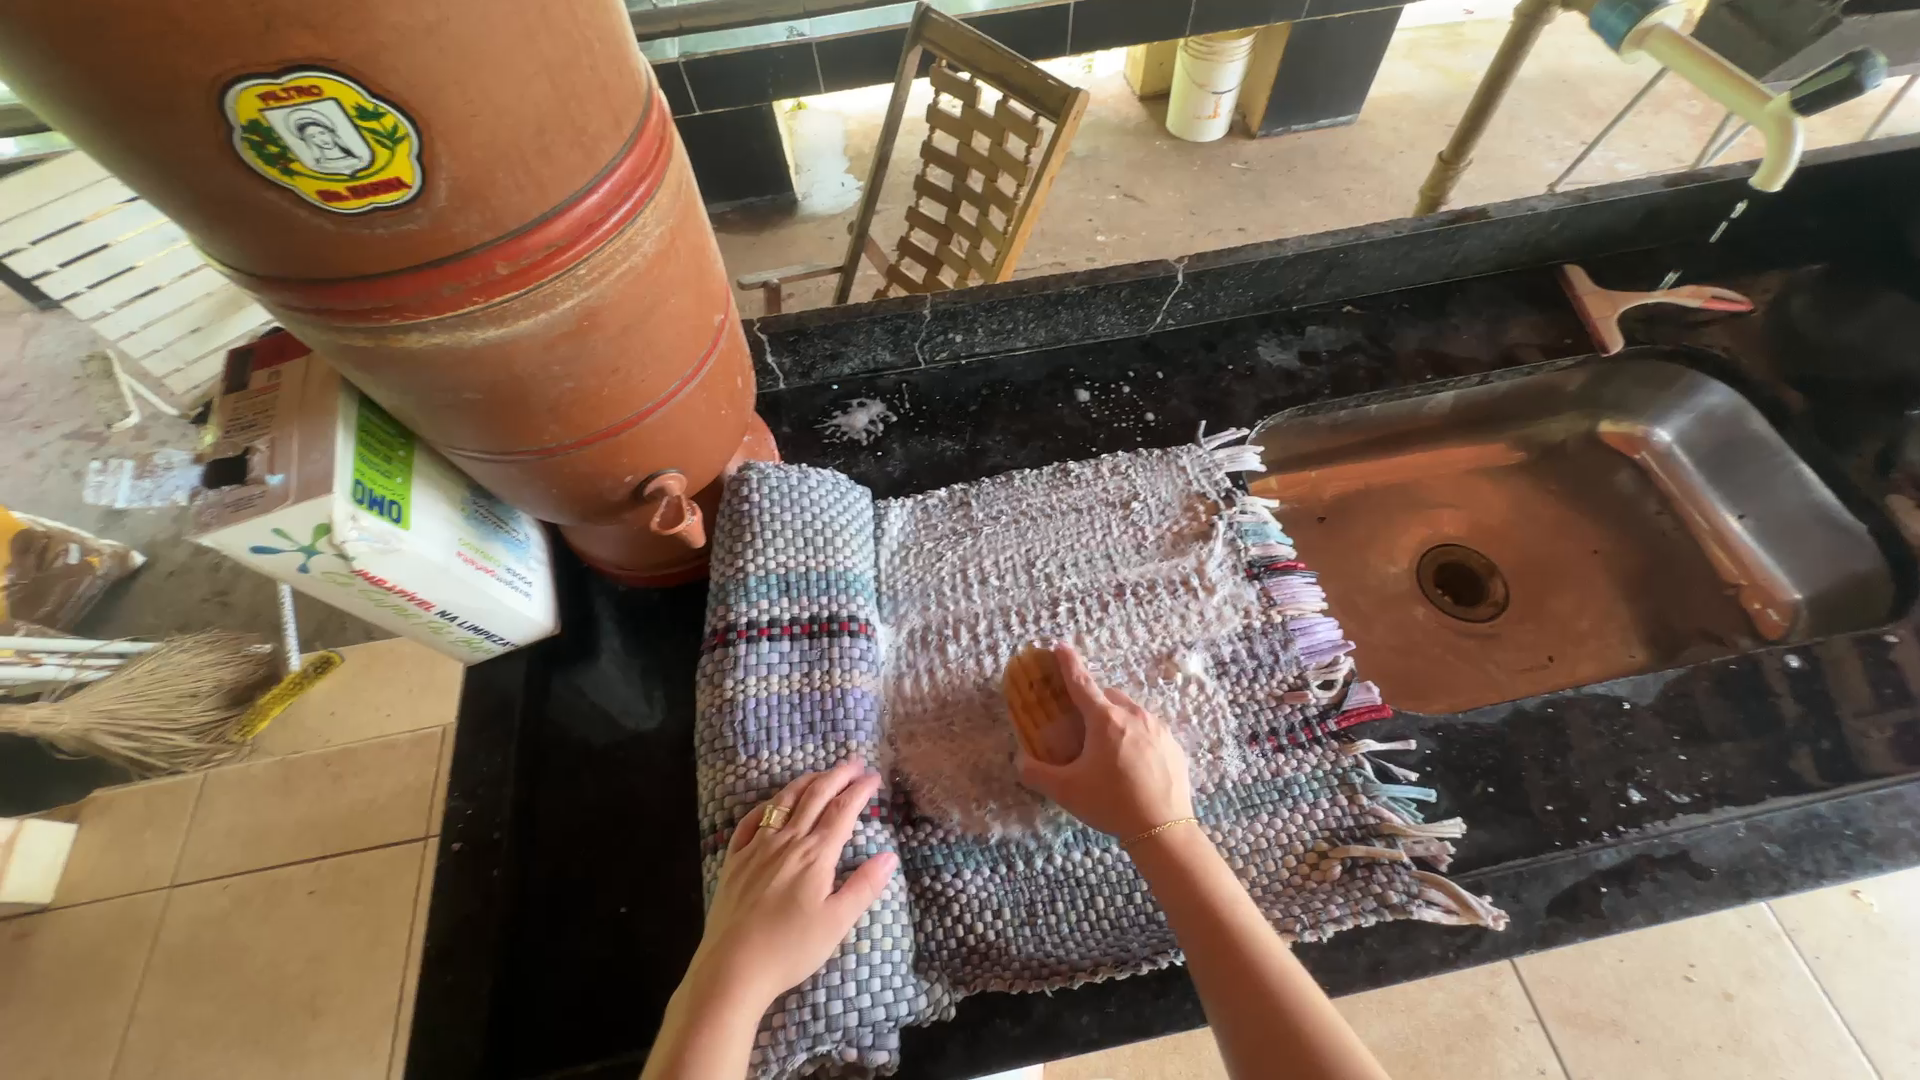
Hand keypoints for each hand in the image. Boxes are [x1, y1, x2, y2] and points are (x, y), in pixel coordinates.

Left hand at [685, 761, 899, 1010]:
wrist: (731, 968)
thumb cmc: (789, 949)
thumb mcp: (836, 923)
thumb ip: (864, 886)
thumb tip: (890, 856)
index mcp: (816, 854)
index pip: (843, 811)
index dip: (860, 791)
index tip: (874, 777)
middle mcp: (788, 841)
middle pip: (815, 797)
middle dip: (837, 776)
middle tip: (854, 763)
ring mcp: (757, 848)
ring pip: (784, 803)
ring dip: (805, 783)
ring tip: (820, 773)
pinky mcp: (734, 860)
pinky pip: (751, 822)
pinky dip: (767, 806)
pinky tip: (773, 804)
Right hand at [1016, 643, 1194, 837]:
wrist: (1164, 829)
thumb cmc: (1111, 803)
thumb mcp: (1066, 791)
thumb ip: (1036, 773)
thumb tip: (1020, 761)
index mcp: (1104, 720)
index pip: (1081, 682)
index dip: (1068, 663)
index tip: (1060, 646)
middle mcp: (1133, 715)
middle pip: (1108, 696)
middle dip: (1093, 700)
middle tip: (1082, 722)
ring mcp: (1158, 729)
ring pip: (1131, 711)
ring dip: (1116, 717)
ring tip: (1108, 746)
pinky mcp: (1174, 745)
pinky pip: (1150, 729)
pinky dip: (1137, 735)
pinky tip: (1133, 761)